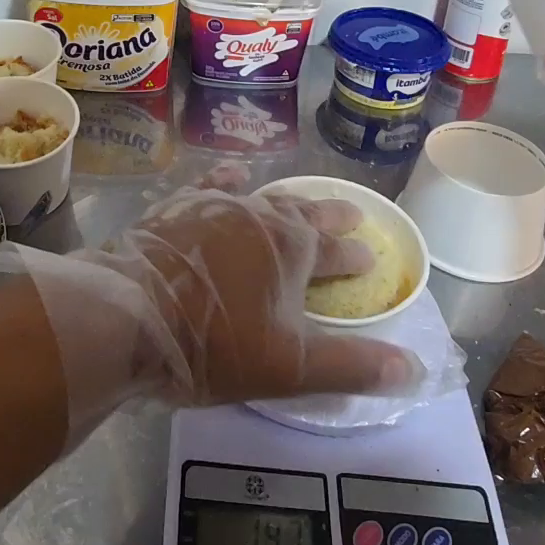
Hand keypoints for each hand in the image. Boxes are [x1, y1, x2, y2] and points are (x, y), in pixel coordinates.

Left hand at [125, 189, 421, 406]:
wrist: (129, 316)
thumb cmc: (214, 343)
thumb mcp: (289, 367)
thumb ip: (352, 366)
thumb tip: (415, 368)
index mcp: (292, 250)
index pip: (335, 251)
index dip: (355, 256)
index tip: (369, 257)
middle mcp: (259, 216)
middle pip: (304, 213)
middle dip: (330, 217)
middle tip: (349, 214)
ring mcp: (215, 207)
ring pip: (261, 197)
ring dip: (284, 201)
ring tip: (296, 200)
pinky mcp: (177, 209)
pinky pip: (210, 186)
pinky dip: (226, 181)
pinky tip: (232, 176)